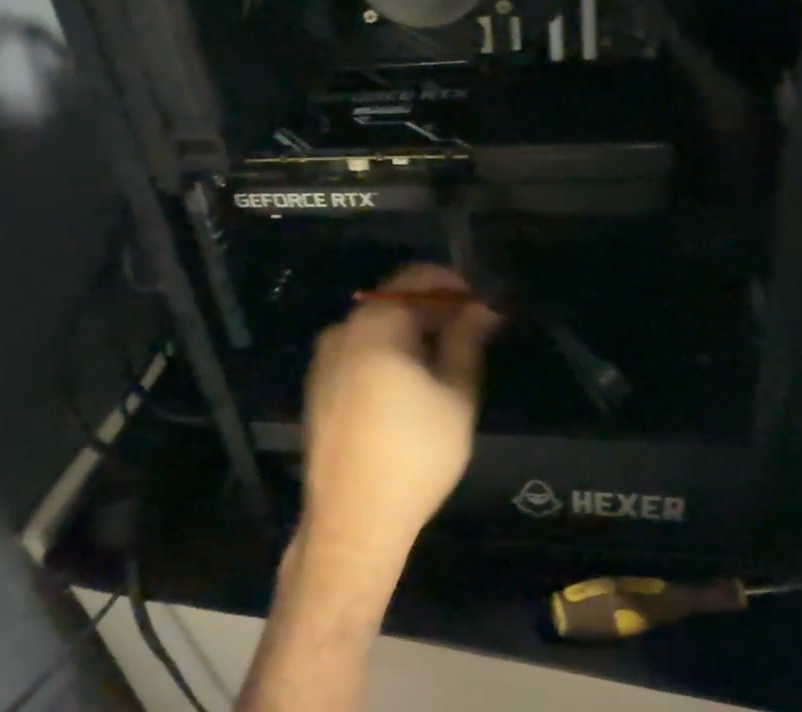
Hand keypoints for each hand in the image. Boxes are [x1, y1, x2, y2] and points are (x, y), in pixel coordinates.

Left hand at [299, 264, 501, 560]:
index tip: (483, 307)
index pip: (416, 279)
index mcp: (375, 324)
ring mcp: (323, 361)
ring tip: (446, 362)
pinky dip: (387, 355)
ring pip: (375, 329)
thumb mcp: (456, 395)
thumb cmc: (414, 454)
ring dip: (411, 333)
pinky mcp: (318, 389)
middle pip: (393, 301)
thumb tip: (483, 307)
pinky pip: (358, 354)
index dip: (454, 286)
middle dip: (434, 310)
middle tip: (472, 334)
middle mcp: (342, 331)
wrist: (353, 522)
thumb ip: (468, 341)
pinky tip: (411, 387)